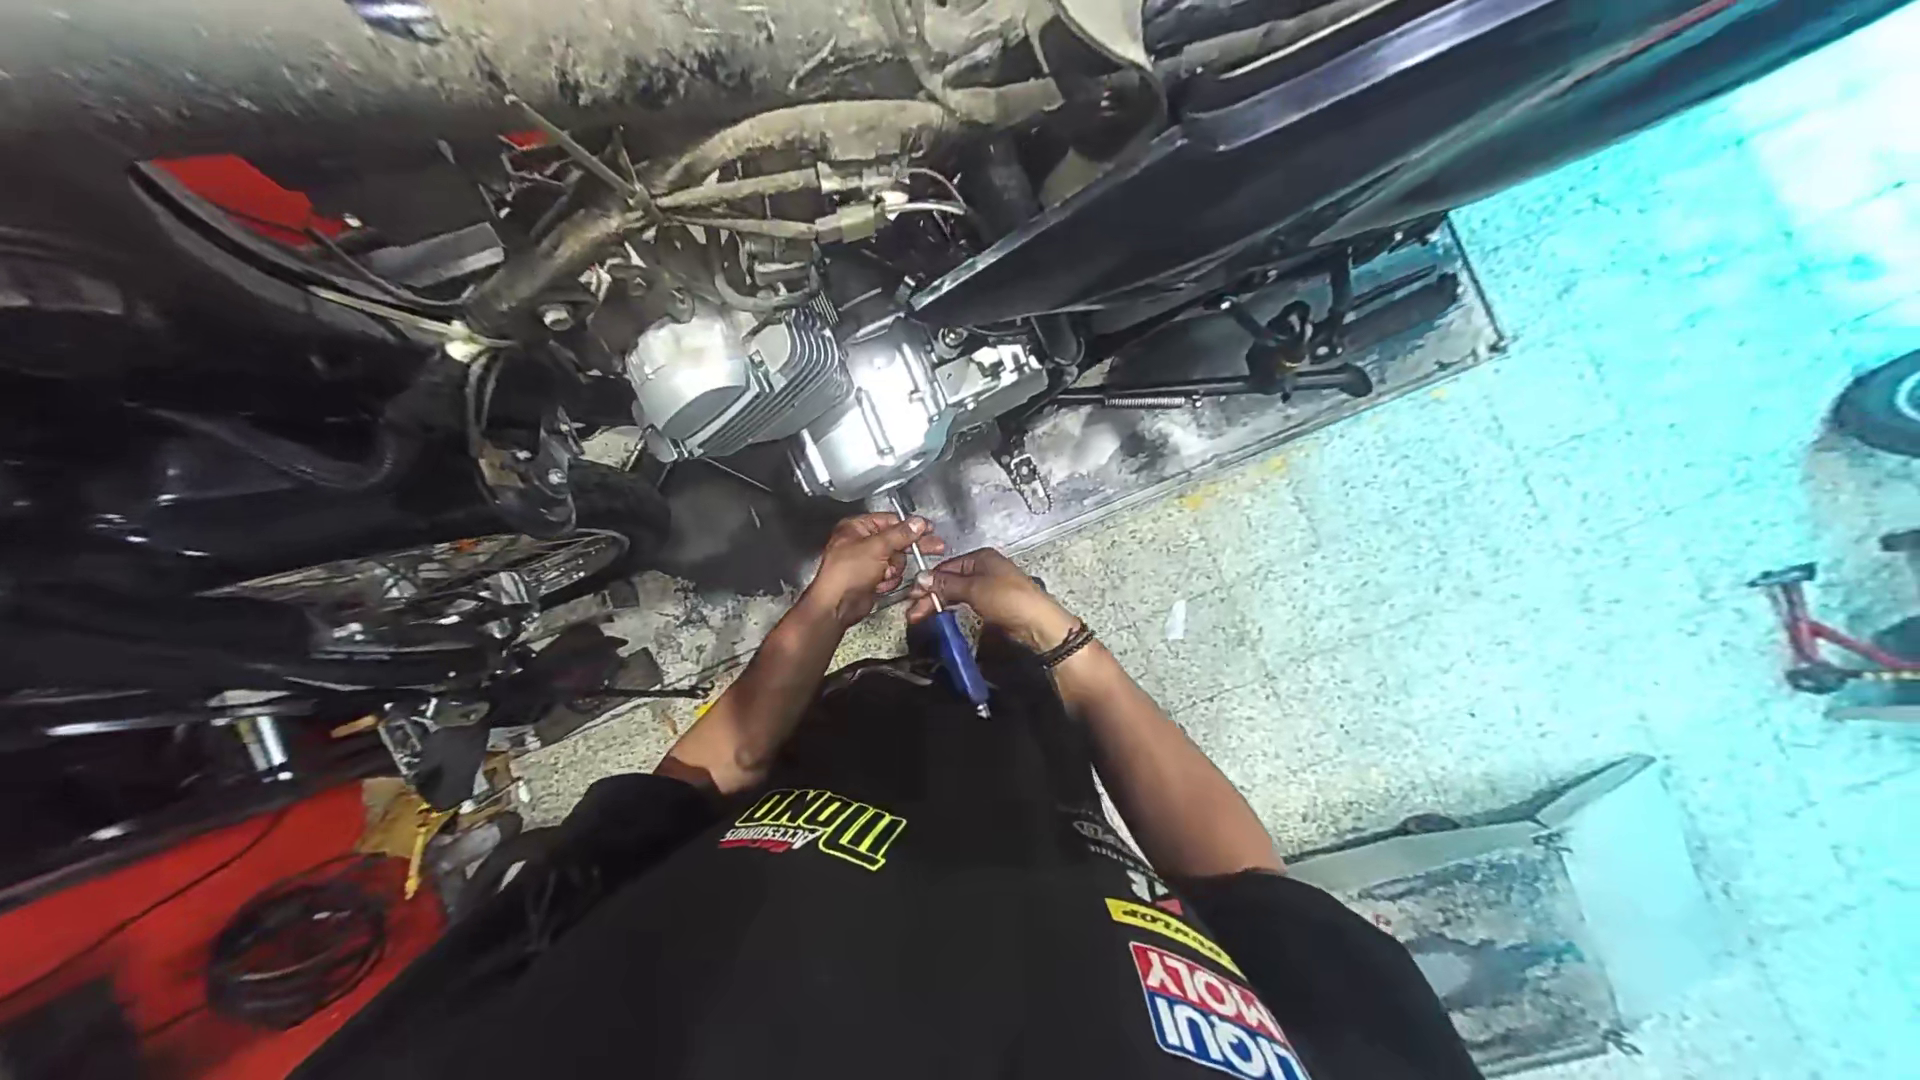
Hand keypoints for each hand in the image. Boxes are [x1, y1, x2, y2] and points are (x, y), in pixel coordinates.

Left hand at [800, 512, 946, 629]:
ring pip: (897, 560)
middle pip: (896, 540)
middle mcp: (861, 542)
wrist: (837, 606)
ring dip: (894, 569)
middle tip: (934, 547)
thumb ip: (900, 534)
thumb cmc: (847, 573)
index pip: (890, 520)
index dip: (910, 526)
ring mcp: (867, 561)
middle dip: (909, 548)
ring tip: (884, 574)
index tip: (928, 529)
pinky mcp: (872, 578)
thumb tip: (917, 523)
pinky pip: (891, 575)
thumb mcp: (877, 547)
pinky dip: (889, 581)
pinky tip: (879, 584)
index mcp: (857, 528)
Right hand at [906, 548, 1079, 650]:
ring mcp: (988, 587)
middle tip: (913, 613)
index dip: (928, 581)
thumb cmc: (1008, 599)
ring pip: (955, 593)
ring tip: (921, 618)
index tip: (912, 597)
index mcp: (981, 557)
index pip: (946, 566)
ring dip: (938, 604)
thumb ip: (946, 584)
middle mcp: (984, 569)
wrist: (1037, 624)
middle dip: (931, 595)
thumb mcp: (973, 589)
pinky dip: (951, 609)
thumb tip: (921, 578)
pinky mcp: (991, 605)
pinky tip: (941, 617)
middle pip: (949, 580)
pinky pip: (965, 603)